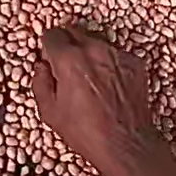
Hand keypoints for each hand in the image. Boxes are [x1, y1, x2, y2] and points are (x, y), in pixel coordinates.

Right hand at [32, 26, 175, 175]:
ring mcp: (118, 55)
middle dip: (68, 45)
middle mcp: (95, 50)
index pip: (52, 34)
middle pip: (75, 32)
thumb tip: (42, 67)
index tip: (50, 57)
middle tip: (67, 67)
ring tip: (90, 81)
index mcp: (69, 60)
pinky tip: (108, 86)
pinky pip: (116, 55)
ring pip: (97, 42)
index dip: (48, 47)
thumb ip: (40, 82)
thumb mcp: (50, 112)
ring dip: (90, 54)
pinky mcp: (135, 64)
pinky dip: (110, 64)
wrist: (126, 144)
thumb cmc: (87, 132)